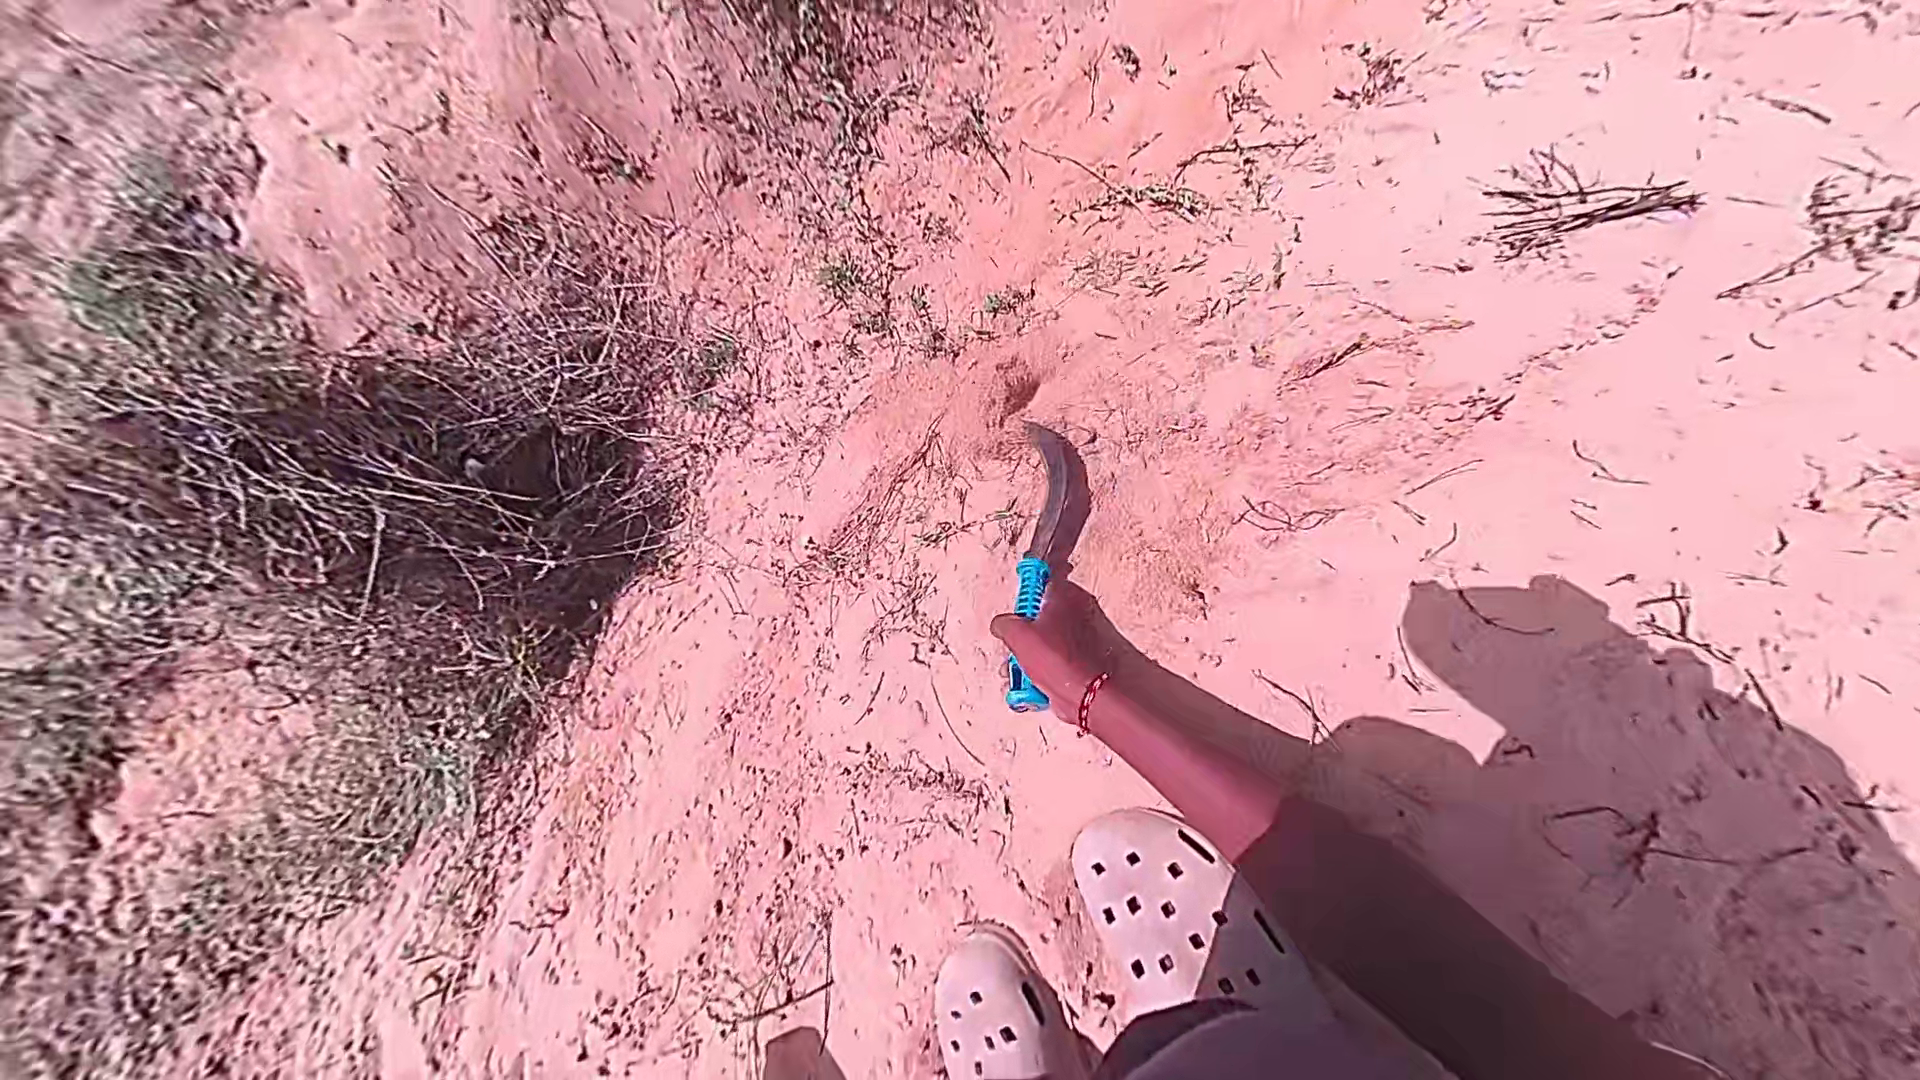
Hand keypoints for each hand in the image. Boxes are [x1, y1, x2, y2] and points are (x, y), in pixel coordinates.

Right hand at [990, 580, 1122, 708]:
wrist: (1103, 697)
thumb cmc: (1070, 661)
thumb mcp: (1019, 637)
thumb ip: (1005, 624)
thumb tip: (1002, 625)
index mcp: (1066, 594)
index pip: (1042, 579)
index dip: (1025, 593)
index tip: (1016, 604)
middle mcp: (1081, 611)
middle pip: (1042, 617)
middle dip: (1024, 638)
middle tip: (1016, 652)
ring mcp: (1089, 637)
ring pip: (1052, 643)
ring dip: (1034, 661)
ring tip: (1026, 678)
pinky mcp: (1093, 662)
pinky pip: (1063, 663)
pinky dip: (1050, 675)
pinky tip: (1040, 689)